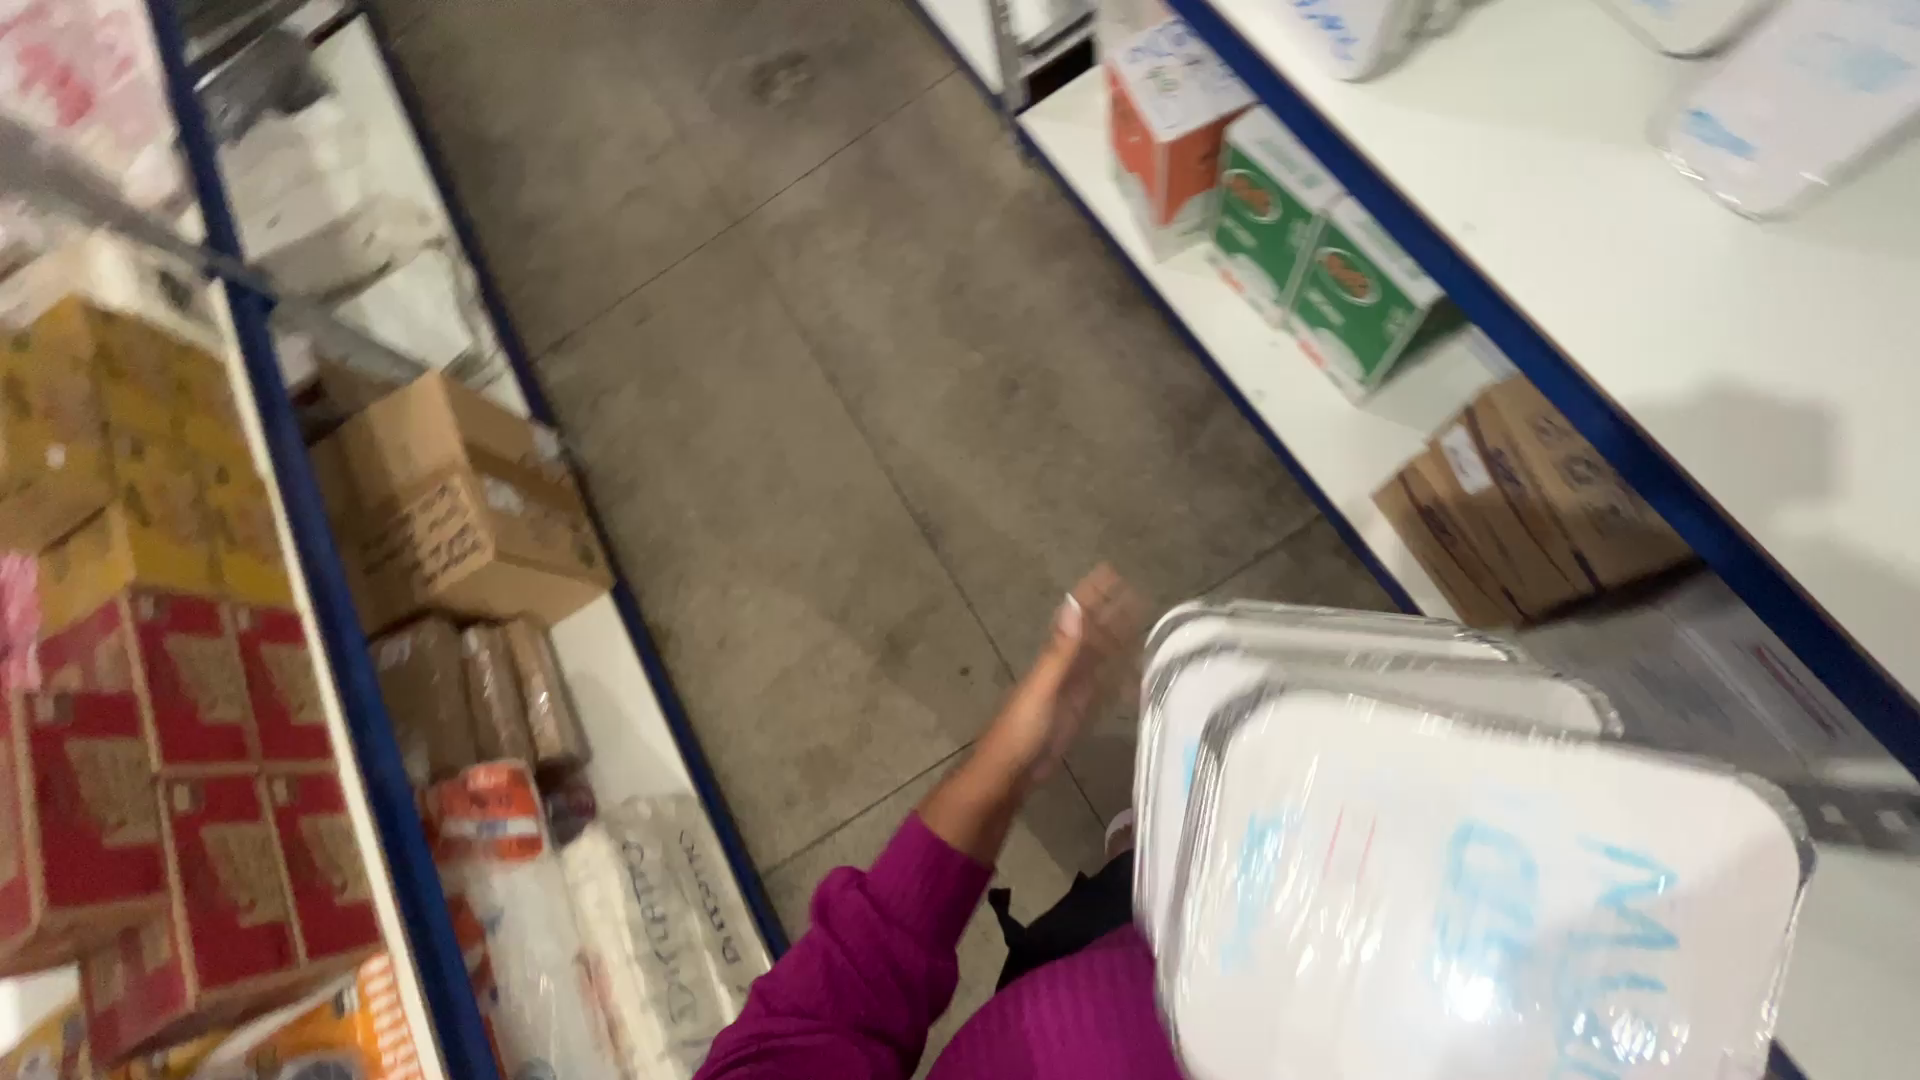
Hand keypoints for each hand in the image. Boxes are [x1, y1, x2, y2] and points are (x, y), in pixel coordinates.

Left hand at [976, 565, 1144, 788]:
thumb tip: (1074, 606)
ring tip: (1144, 624)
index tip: (1111, 572)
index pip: (1079, 619)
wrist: (1008, 774)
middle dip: (1113, 614)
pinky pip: (1105, 691)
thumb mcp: (1042, 688)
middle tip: (1138, 592)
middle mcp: (1066, 670)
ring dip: (1120, 641)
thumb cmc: (1019, 731)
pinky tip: (1137, 673)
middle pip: (1095, 635)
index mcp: (1055, 659)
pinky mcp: (1080, 716)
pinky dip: (1121, 680)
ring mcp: (1074, 692)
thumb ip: (1060, 651)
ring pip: (1102, 659)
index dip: (1093, 596)